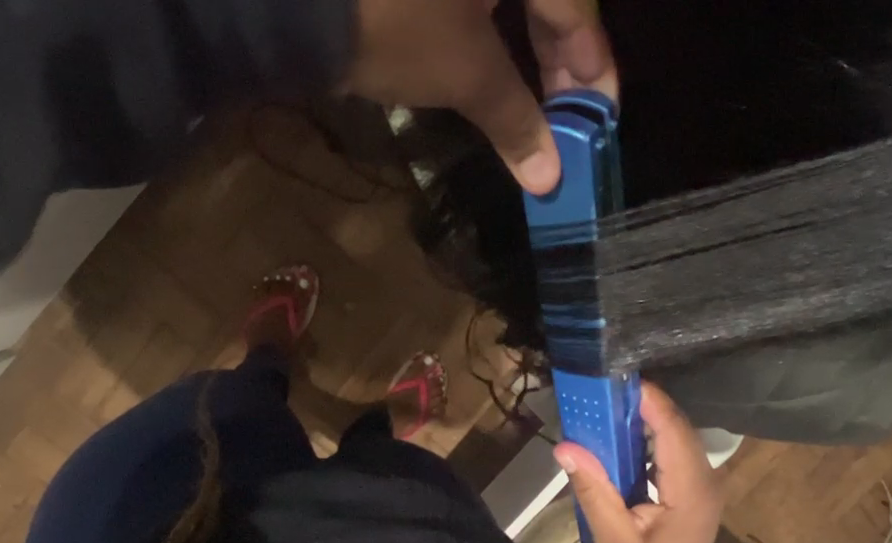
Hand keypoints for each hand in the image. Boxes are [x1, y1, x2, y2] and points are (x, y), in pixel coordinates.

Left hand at [348, 0, 615, 194]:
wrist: (291, 0)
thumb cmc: (396, 25)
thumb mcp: (466, 72)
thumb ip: (516, 118)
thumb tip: (550, 175)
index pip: (575, 4)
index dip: (590, 64)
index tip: (599, 116)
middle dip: (556, 61)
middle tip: (565, 121)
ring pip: (506, 2)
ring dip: (522, 53)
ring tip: (532, 108)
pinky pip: (471, 6)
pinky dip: (487, 39)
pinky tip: (491, 75)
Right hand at [554, 384, 723, 542]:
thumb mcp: (612, 537)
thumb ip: (593, 489)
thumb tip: (565, 447)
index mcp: (691, 490)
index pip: (673, 430)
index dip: (648, 401)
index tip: (616, 380)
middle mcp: (707, 480)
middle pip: (677, 428)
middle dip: (643, 406)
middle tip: (604, 390)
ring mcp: (705, 485)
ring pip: (678, 438)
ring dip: (646, 421)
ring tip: (609, 407)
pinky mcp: (696, 491)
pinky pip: (675, 453)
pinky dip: (651, 440)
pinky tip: (624, 437)